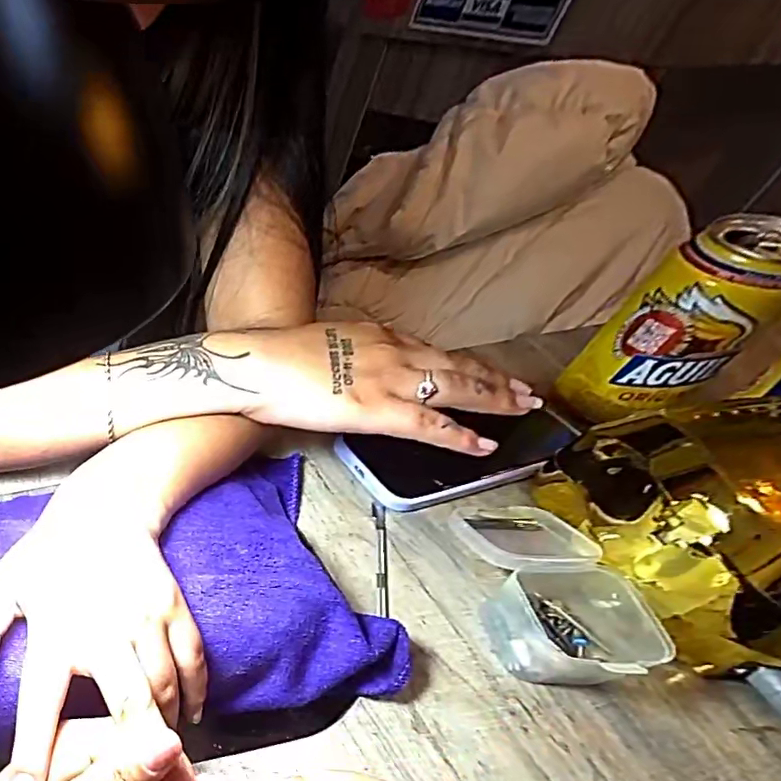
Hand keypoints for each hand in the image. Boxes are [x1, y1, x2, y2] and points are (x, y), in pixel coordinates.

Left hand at [0, 484, 207, 780]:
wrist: (103, 508)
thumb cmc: (46, 554)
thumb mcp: (4, 588)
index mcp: (54, 636)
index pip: (39, 712)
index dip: (30, 768)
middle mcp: (102, 634)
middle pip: (130, 714)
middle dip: (135, 763)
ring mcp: (144, 622)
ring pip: (166, 696)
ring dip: (164, 733)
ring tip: (157, 761)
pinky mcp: (175, 612)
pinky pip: (194, 668)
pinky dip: (195, 698)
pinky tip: (186, 716)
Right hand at [206, 322, 537, 454]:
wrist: (257, 364)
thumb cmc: (272, 355)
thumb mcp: (316, 343)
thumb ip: (340, 355)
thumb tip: (340, 371)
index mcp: (373, 336)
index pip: (427, 349)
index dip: (457, 361)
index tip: (475, 367)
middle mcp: (393, 353)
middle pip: (455, 366)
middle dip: (493, 378)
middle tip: (523, 389)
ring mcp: (390, 382)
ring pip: (457, 390)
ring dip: (494, 399)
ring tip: (521, 408)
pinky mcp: (380, 411)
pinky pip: (431, 425)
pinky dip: (461, 435)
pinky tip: (483, 444)